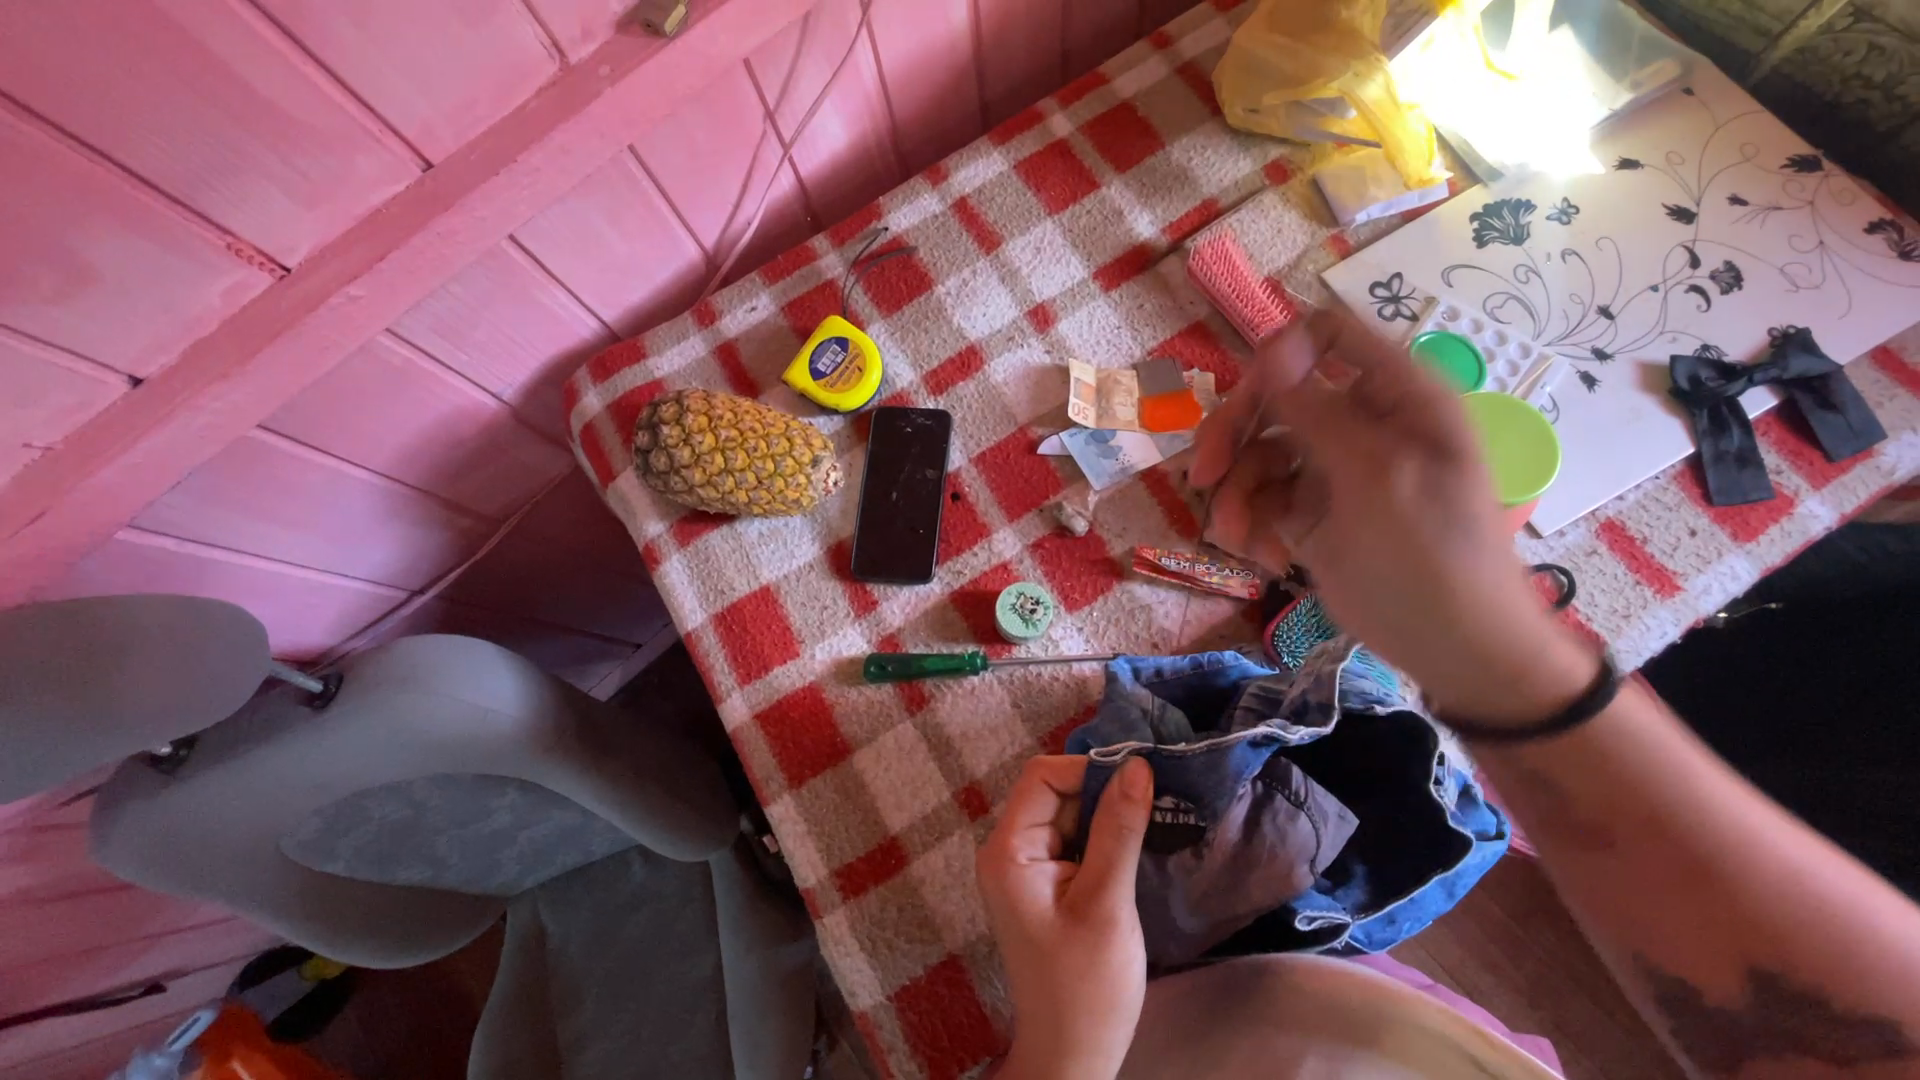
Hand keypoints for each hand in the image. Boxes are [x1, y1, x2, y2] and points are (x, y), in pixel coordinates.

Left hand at [977, 755, 1152, 1079]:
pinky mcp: (1045, 885)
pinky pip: (1073, 842)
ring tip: (1153, 823)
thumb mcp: (1106, 902)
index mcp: (1008, 850)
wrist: (1072, 1055)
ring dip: (1108, 816)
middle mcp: (1009, 850)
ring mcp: (1025, 869)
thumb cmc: (1087, 985)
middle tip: (1156, 802)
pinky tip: (1135, 847)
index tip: (1140, 782)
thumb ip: (1119, 830)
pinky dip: (1104, 839)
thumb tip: (1137, 765)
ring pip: (1069, 816)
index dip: (1089, 770)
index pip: (1042, 777)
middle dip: (1103, 793)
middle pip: (1055, 793)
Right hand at [1189, 309, 1597, 722]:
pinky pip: (1259, 500)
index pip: (1326, 337)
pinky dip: (1248, 524)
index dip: (1279, 358)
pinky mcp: (1309, 514)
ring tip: (1233, 537)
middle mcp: (1358, 423)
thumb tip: (1272, 349)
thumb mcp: (1376, 475)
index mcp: (1395, 396)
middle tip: (1202, 475)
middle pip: (1274, 398)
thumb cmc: (1431, 554)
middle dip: (1233, 436)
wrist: (1452, 647)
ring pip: (1256, 454)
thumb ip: (1319, 412)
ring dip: (1235, 493)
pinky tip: (1261, 556)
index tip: (1246, 402)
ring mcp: (1330, 470)